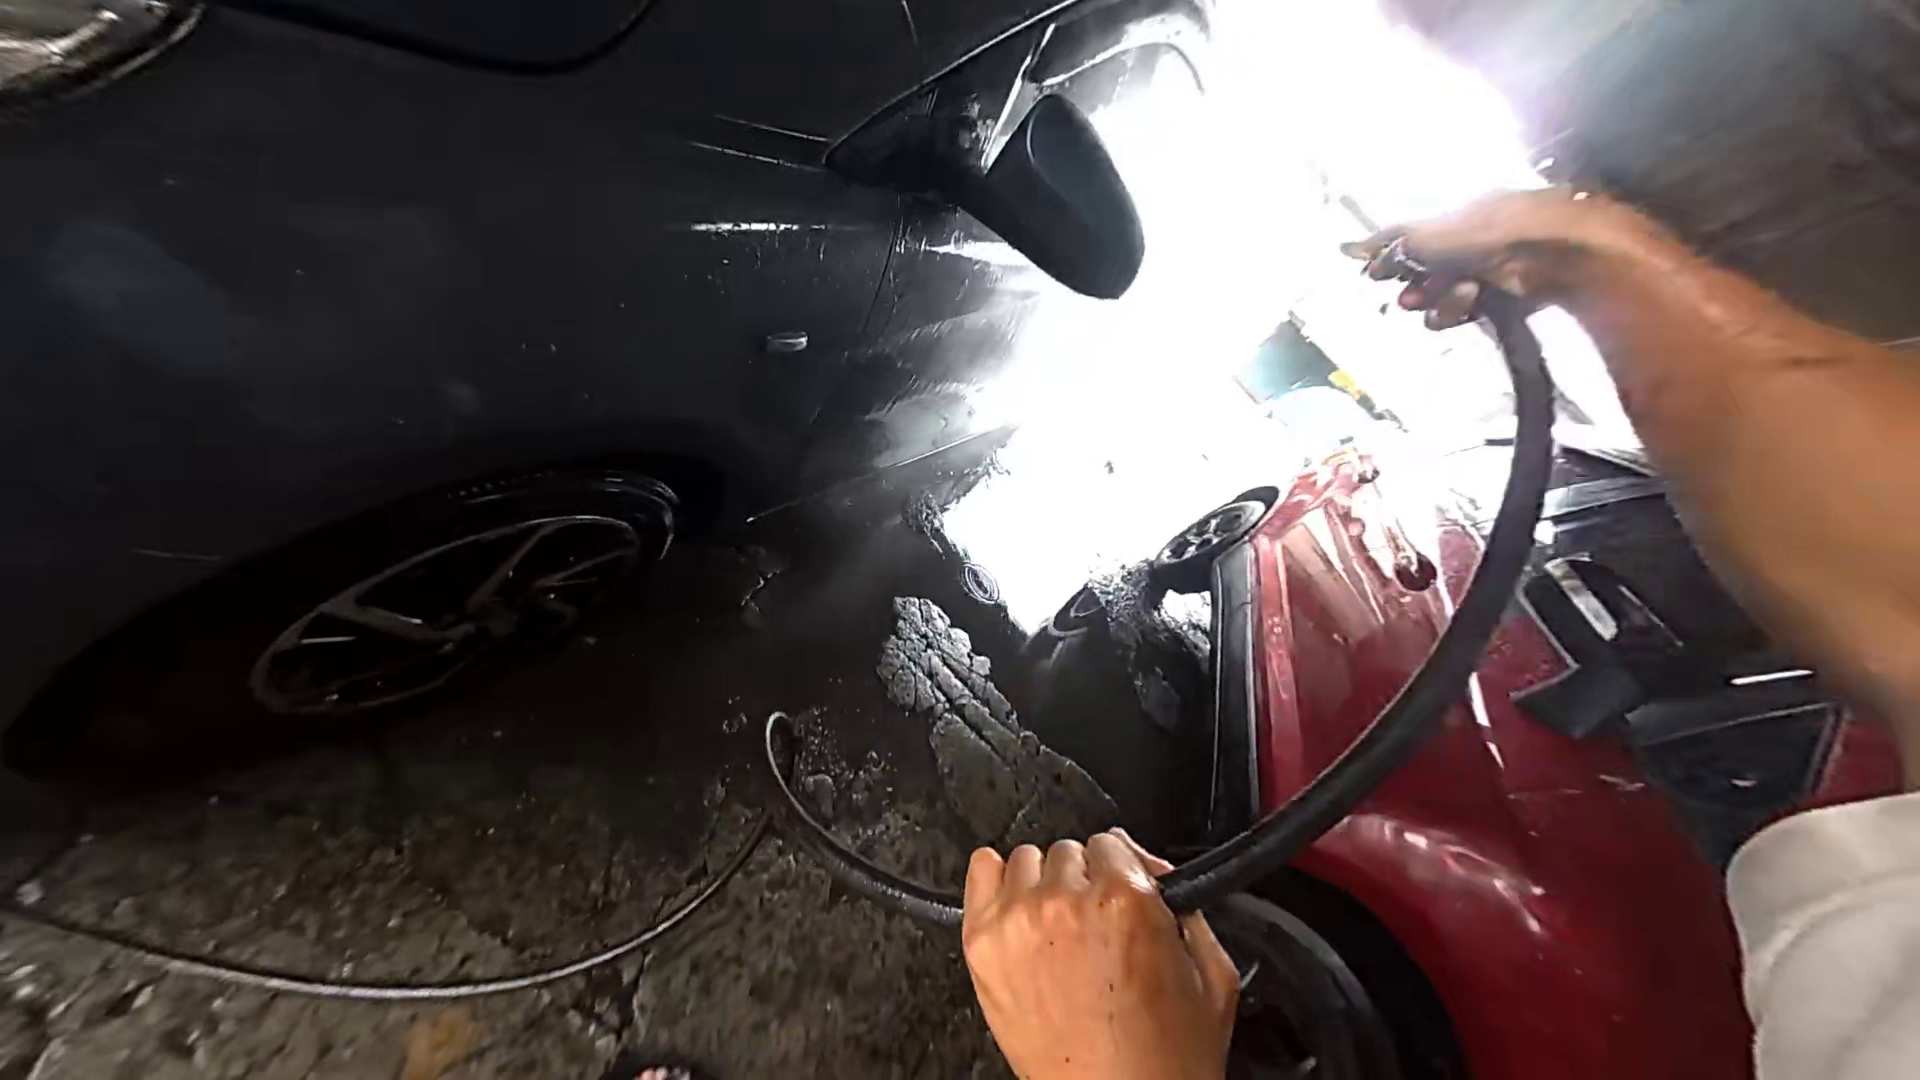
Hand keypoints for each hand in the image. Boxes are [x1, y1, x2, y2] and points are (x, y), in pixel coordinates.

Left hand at [962, 828, 1238, 1079]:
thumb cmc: (1161, 1061)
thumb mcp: (1210, 977)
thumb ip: (1184, 904)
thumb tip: (1148, 863)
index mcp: (1125, 898)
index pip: (1110, 842)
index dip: (1119, 870)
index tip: (1118, 891)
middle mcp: (1067, 899)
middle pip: (1068, 851)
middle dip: (1083, 881)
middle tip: (1091, 923)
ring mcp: (1019, 917)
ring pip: (1027, 858)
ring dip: (1042, 884)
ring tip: (1055, 927)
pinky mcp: (984, 940)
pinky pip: (981, 869)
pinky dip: (995, 881)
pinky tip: (1014, 908)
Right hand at [1340, 187, 1673, 329]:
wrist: (1568, 255)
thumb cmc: (1501, 234)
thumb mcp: (1438, 234)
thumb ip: (1394, 245)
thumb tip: (1354, 252)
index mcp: (1461, 214)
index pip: (1410, 234)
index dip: (1386, 252)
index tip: (1367, 270)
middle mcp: (1472, 239)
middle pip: (1420, 269)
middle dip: (1412, 283)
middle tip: (1410, 296)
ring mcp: (1487, 268)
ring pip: (1437, 295)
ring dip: (1435, 301)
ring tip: (1454, 296)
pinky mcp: (1500, 296)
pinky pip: (1460, 311)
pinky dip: (1458, 311)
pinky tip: (1471, 304)